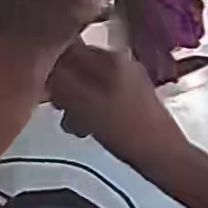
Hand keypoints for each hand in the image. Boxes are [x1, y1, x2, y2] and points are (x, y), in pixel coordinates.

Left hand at [0, 0, 99, 154]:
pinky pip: (4, 44)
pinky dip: (25, 43)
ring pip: (5, 25)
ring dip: (33, 24)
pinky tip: (51, 43)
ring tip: (63, 17)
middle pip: (1, 3)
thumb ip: (58, 25)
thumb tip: (86, 2)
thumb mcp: (31, 55)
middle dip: (34, 3)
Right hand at [47, 41, 197, 169]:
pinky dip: (90, 103)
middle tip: (57, 107)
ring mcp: (128, 76)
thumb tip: (41, 66)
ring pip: (86, 78)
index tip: (42, 86)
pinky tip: (89, 123)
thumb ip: (60, 81)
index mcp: (109, 56)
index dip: (49, 65)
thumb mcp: (83, 106)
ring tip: (74, 122)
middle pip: (76, 63)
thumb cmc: (126, 132)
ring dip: (74, 97)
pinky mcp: (133, 93)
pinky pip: (100, 90)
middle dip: (62, 84)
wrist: (166, 159)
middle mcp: (119, 59)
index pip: (66, 48)